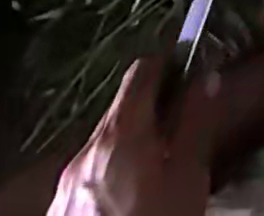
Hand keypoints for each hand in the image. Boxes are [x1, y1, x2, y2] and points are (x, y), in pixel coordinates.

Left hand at [46, 58, 219, 215]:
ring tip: (162, 166)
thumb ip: (197, 122)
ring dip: (134, 140)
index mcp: (120, 134)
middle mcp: (85, 151)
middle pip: (122, 107)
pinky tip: (133, 200)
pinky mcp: (57, 214)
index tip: (190, 71)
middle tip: (184, 122)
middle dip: (153, 106)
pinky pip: (90, 174)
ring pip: (106, 142)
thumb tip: (206, 76)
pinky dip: (114, 171)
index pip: (141, 71)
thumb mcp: (189, 179)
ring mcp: (65, 187)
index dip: (168, 63)